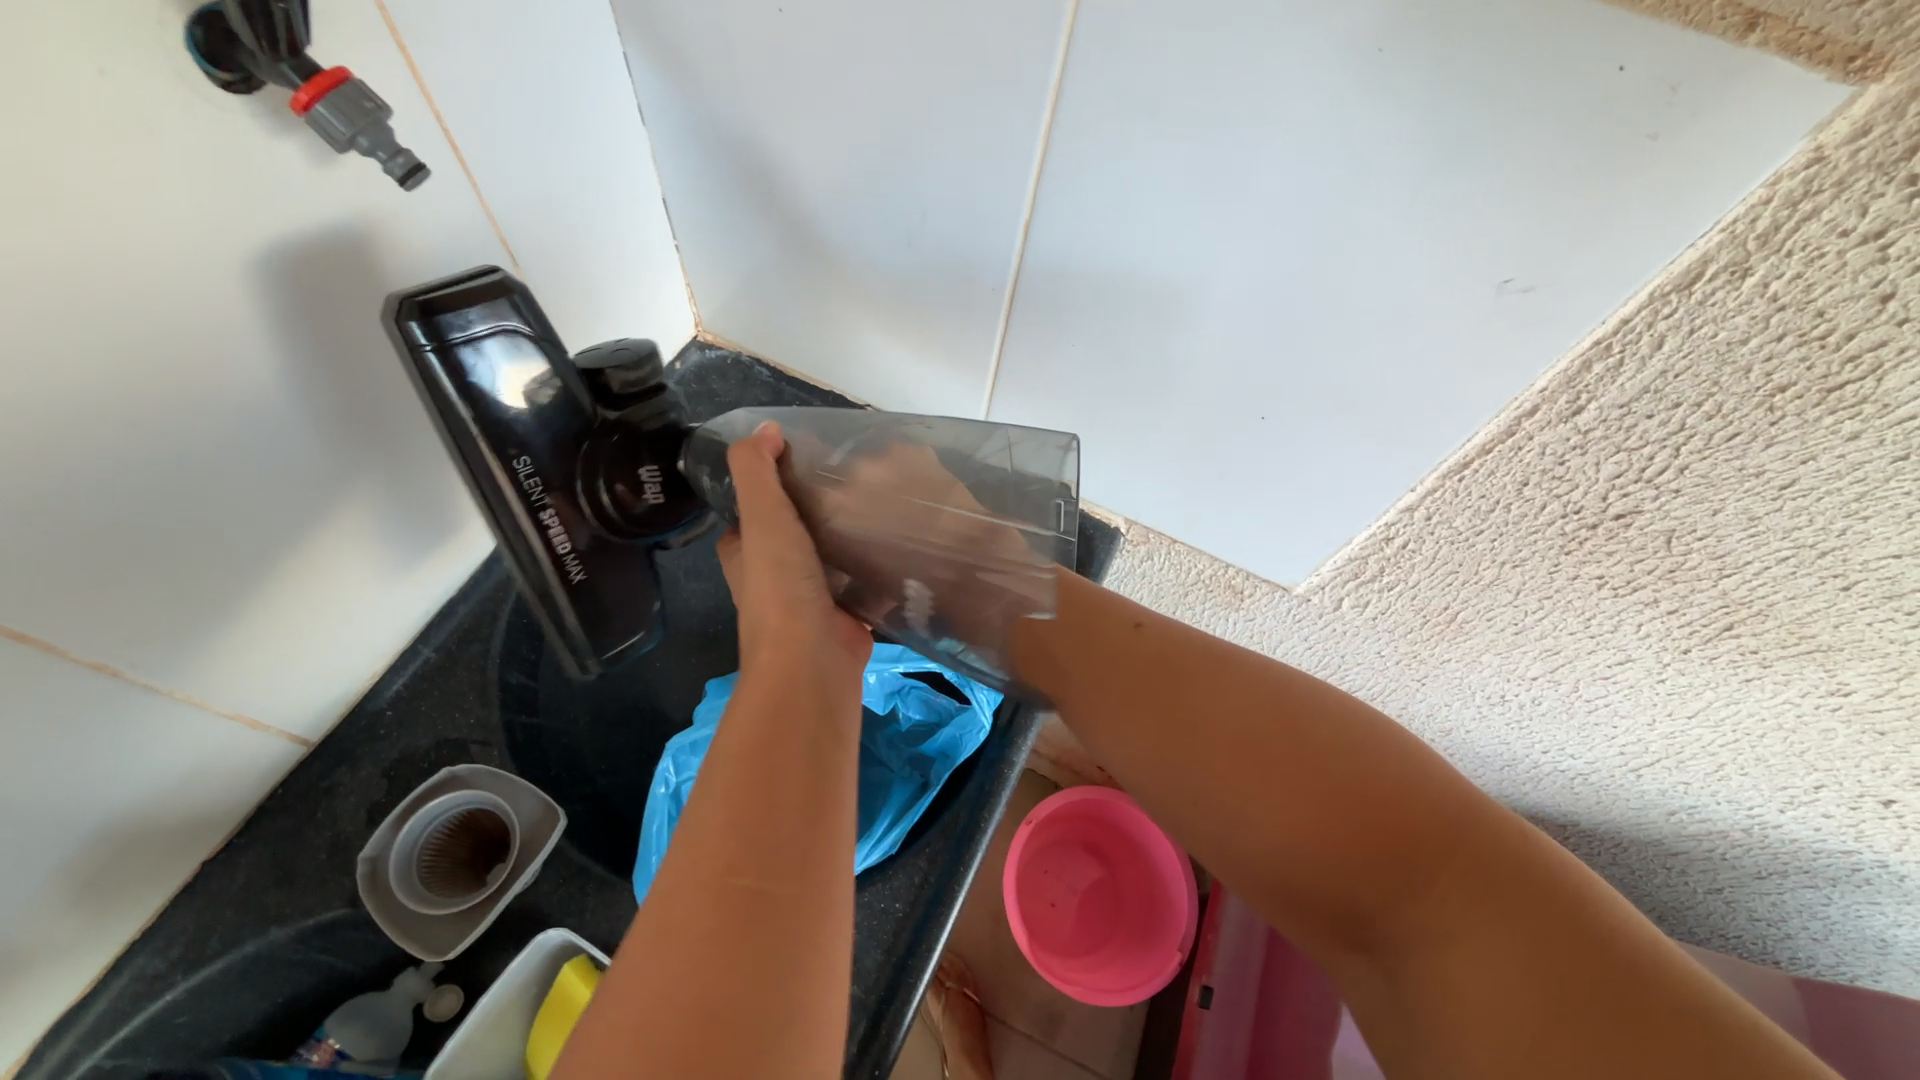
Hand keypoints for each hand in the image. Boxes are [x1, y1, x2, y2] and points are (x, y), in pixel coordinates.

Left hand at [716, 423, 872, 702]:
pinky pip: (868, 585)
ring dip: (854, 538)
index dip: (770, 483)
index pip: (753, 511)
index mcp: (747, 554)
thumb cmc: (781, 588)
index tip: (804, 455)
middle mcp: (777, 578)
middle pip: (798, 532)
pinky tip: (907, 544)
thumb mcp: (762, 517)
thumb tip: (764, 429)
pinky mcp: (851, 617)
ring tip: (886, 500)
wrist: (813, 663)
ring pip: (834, 558)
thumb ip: (757, 471)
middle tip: (857, 475)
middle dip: (821, 509)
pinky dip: (884, 569)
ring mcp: (815, 600)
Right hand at [796, 437, 1056, 658]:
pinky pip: (895, 460)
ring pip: (862, 466)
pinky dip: (900, 476)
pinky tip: (915, 497)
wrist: (977, 573)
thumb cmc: (916, 595)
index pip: (792, 489)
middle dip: (837, 495)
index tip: (806, 512)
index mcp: (827, 511)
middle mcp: (847, 476)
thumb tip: (830, 555)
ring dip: (869, 483)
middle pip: (827, 476)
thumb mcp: (862, 588)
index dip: (799, 500)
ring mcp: (883, 458)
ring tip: (891, 509)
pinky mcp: (915, 451)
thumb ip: (836, 565)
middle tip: (858, 520)